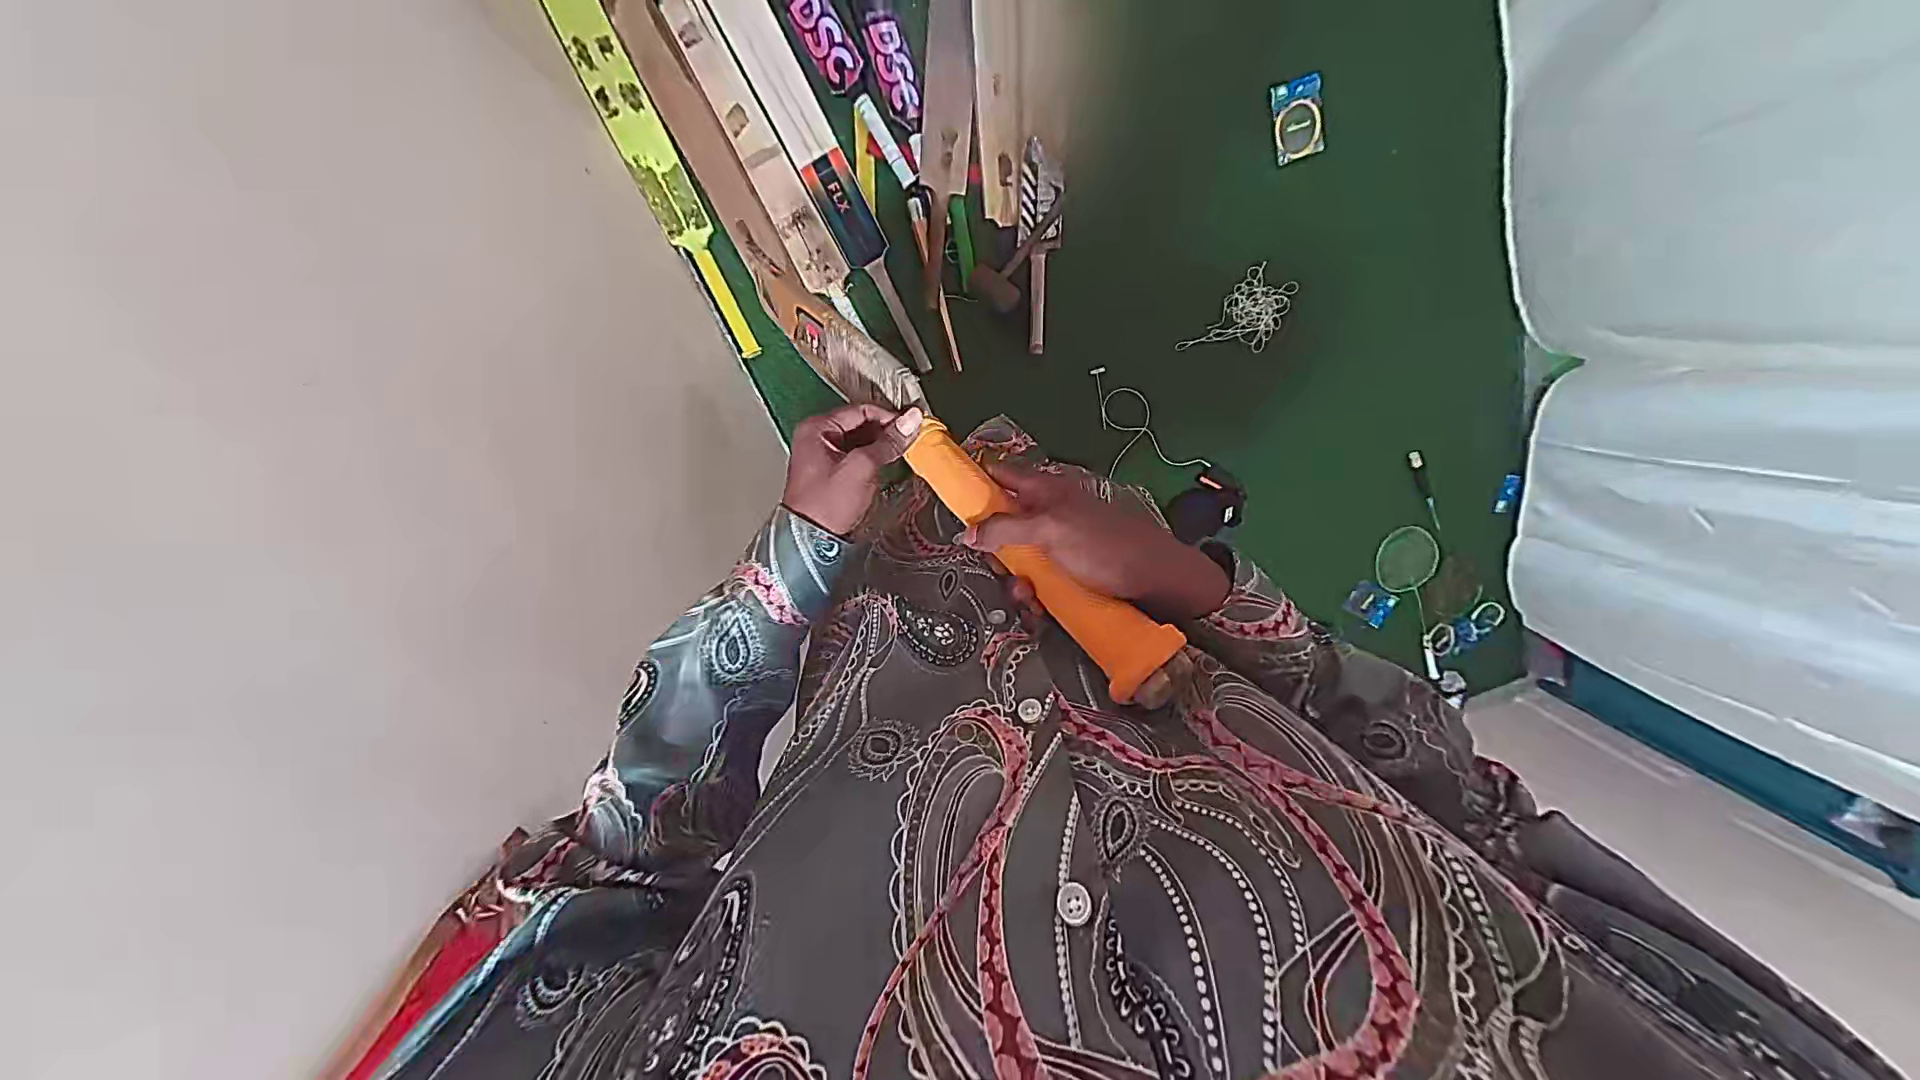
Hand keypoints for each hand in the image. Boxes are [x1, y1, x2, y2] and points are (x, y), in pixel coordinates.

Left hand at [782, 404, 922, 536]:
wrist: (811, 540)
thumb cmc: (826, 504)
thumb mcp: (862, 467)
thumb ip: (888, 442)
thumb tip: (911, 420)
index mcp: (816, 428)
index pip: (860, 410)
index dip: (888, 417)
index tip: (911, 426)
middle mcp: (816, 436)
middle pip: (860, 423)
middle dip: (886, 431)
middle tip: (909, 439)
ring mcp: (822, 454)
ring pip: (860, 439)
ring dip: (881, 445)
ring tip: (902, 452)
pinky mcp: (830, 471)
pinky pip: (856, 454)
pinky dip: (873, 457)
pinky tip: (887, 464)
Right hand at [959, 462, 1229, 620]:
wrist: (1157, 581)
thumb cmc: (1105, 546)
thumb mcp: (1051, 531)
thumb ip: (1005, 528)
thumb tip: (965, 533)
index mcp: (1043, 490)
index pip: (998, 474)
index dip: (973, 482)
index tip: (951, 502)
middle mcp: (1047, 513)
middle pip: (1000, 524)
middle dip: (995, 552)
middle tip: (1001, 570)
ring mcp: (1057, 543)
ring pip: (1017, 558)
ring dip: (1016, 581)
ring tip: (1030, 598)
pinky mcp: (1067, 570)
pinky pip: (1038, 580)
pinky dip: (1036, 595)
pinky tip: (1042, 608)